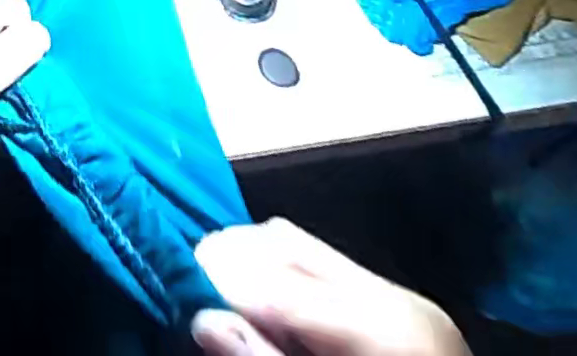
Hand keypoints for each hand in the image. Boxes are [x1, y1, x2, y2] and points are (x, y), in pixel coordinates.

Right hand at [191, 218, 468, 355]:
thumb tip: (205, 318)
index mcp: (391, 332)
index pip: (287, 285)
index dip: (226, 276)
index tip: (178, 277)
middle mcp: (394, 298)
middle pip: (289, 245)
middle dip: (231, 255)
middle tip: (188, 279)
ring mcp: (397, 298)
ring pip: (300, 246)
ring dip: (250, 259)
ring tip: (213, 284)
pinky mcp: (392, 307)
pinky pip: (319, 267)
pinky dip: (277, 275)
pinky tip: (255, 295)